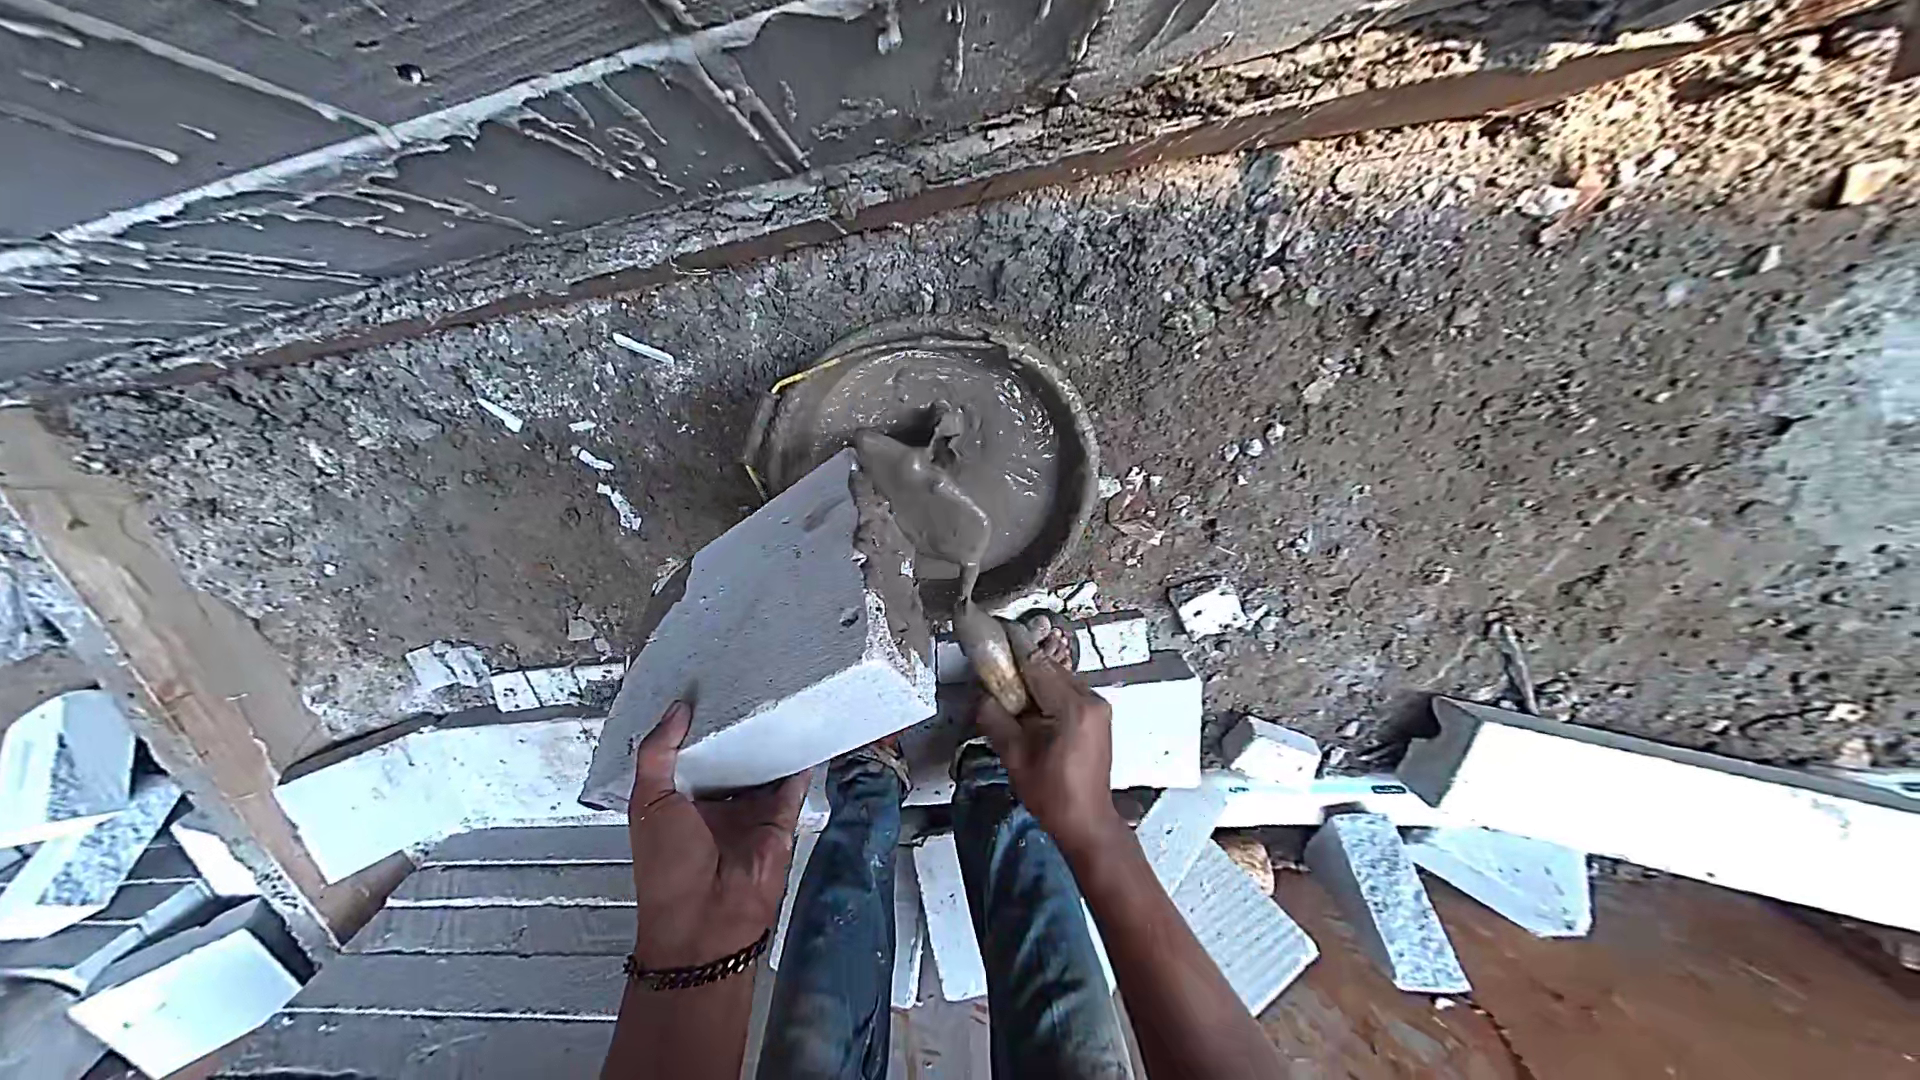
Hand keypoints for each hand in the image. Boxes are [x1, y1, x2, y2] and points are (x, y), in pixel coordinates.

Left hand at [626, 701, 807, 968]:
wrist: (707, 920)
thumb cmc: (667, 866)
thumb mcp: (648, 803)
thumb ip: (657, 754)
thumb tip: (677, 709)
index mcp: (681, 797)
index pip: (693, 751)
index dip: (700, 723)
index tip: (711, 688)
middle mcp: (717, 800)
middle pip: (733, 754)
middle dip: (741, 727)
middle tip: (753, 684)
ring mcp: (750, 808)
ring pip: (765, 764)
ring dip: (772, 739)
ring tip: (782, 699)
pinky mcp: (780, 817)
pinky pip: (793, 783)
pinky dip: (801, 760)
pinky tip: (806, 732)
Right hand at [973, 633, 1125, 856]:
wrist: (1087, 822)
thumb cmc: (1052, 794)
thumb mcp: (1014, 756)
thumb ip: (994, 718)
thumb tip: (982, 694)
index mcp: (1073, 708)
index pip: (1037, 665)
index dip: (1013, 649)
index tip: (994, 635)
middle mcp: (1092, 700)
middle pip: (1049, 668)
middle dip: (1021, 667)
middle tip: (995, 669)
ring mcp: (1099, 706)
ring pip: (1059, 678)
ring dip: (1034, 680)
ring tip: (1009, 690)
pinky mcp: (1098, 715)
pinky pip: (1067, 691)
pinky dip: (1046, 692)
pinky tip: (1030, 706)